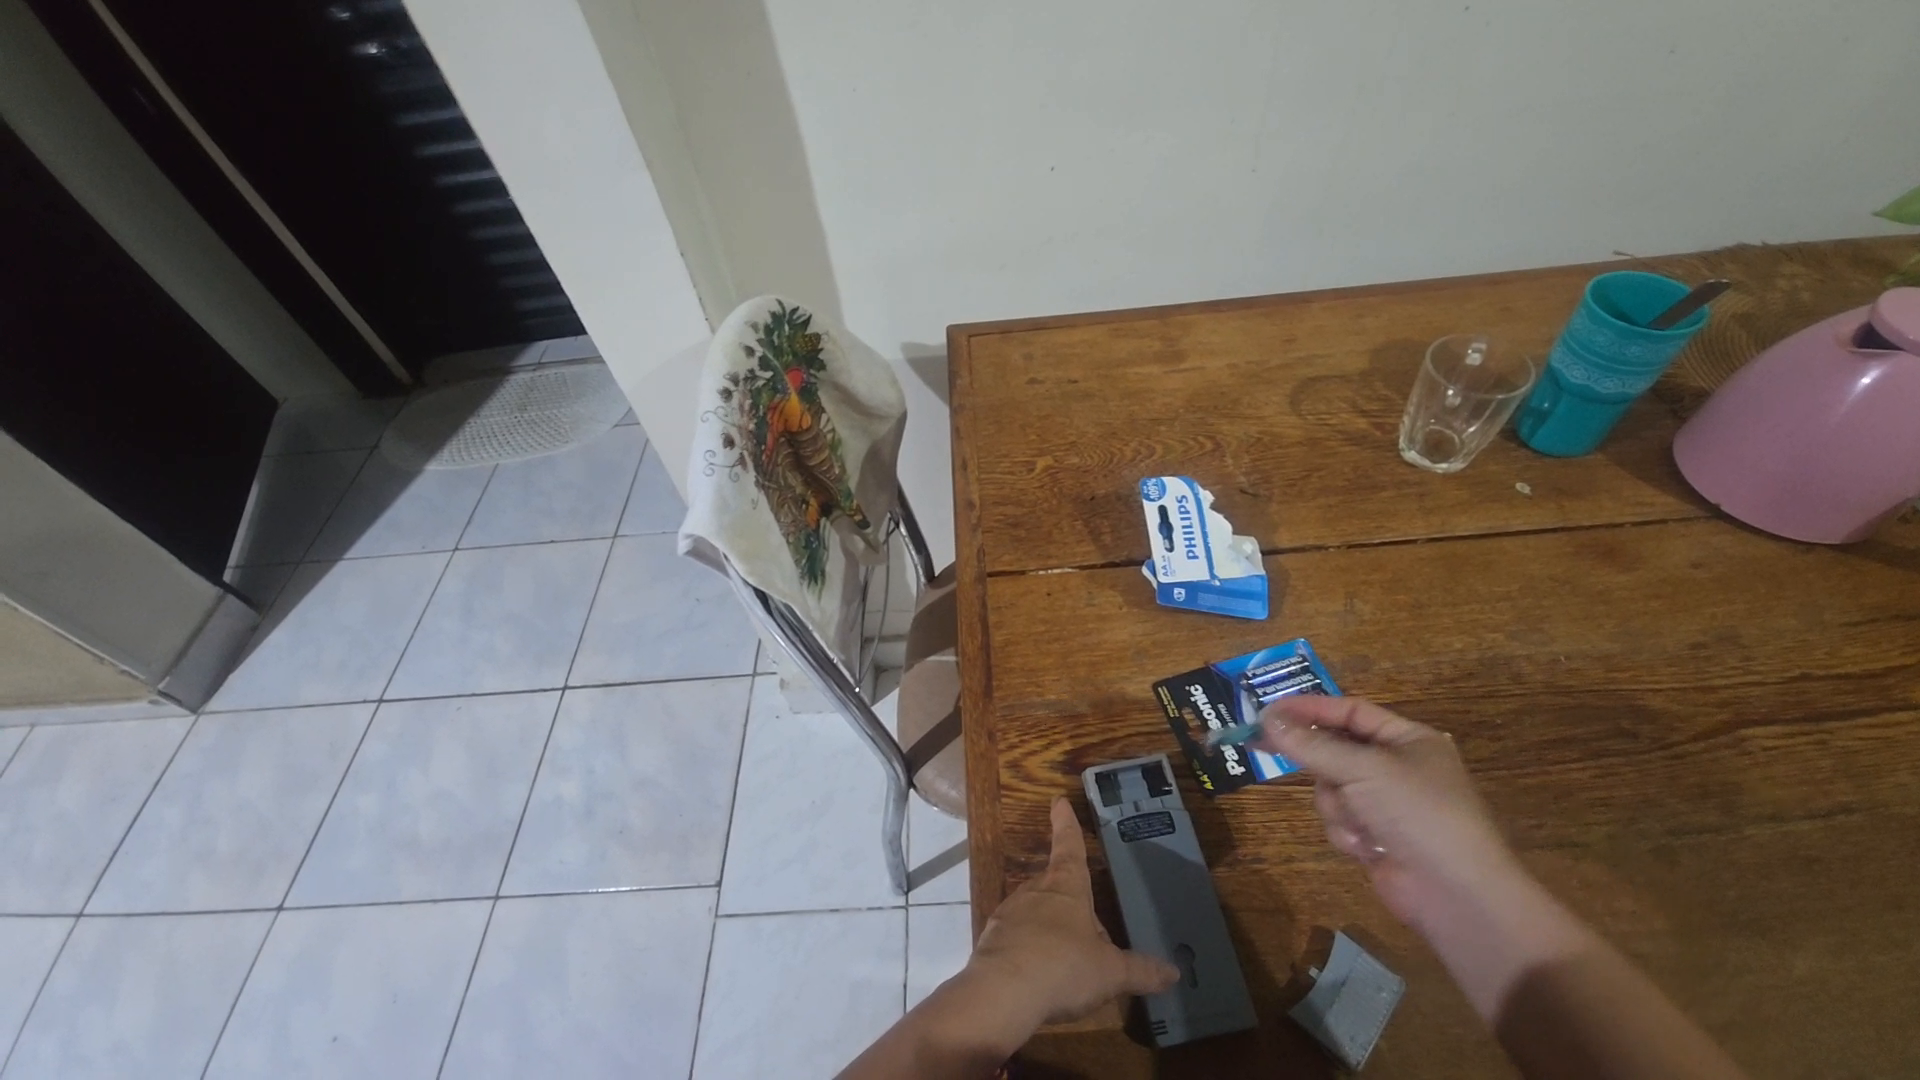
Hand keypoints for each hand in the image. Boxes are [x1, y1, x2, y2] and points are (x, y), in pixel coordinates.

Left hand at [962, 797, 1178, 1027]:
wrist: (1002, 992)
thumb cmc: (1063, 967)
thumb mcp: (1110, 973)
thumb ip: (1140, 971)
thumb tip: (1173, 972)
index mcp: (1066, 887)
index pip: (1070, 847)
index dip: (1067, 825)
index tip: (1058, 801)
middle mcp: (1035, 891)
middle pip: (1056, 886)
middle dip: (1071, 903)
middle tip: (1089, 932)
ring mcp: (1010, 913)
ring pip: (1035, 912)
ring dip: (1050, 928)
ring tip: (1067, 961)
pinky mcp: (992, 939)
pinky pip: (1017, 937)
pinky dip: (1029, 950)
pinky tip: (1040, 976)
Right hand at [1255, 695, 1523, 929]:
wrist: (1456, 894)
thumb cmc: (1419, 814)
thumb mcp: (1365, 769)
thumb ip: (1313, 744)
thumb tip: (1266, 719)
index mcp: (1408, 740)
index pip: (1350, 712)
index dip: (1310, 709)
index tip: (1268, 711)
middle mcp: (1396, 767)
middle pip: (1335, 750)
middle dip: (1318, 762)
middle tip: (1262, 745)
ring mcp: (1385, 804)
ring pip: (1330, 788)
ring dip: (1337, 806)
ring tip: (1359, 822)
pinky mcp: (1375, 836)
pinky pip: (1339, 820)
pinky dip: (1346, 832)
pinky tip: (1367, 848)